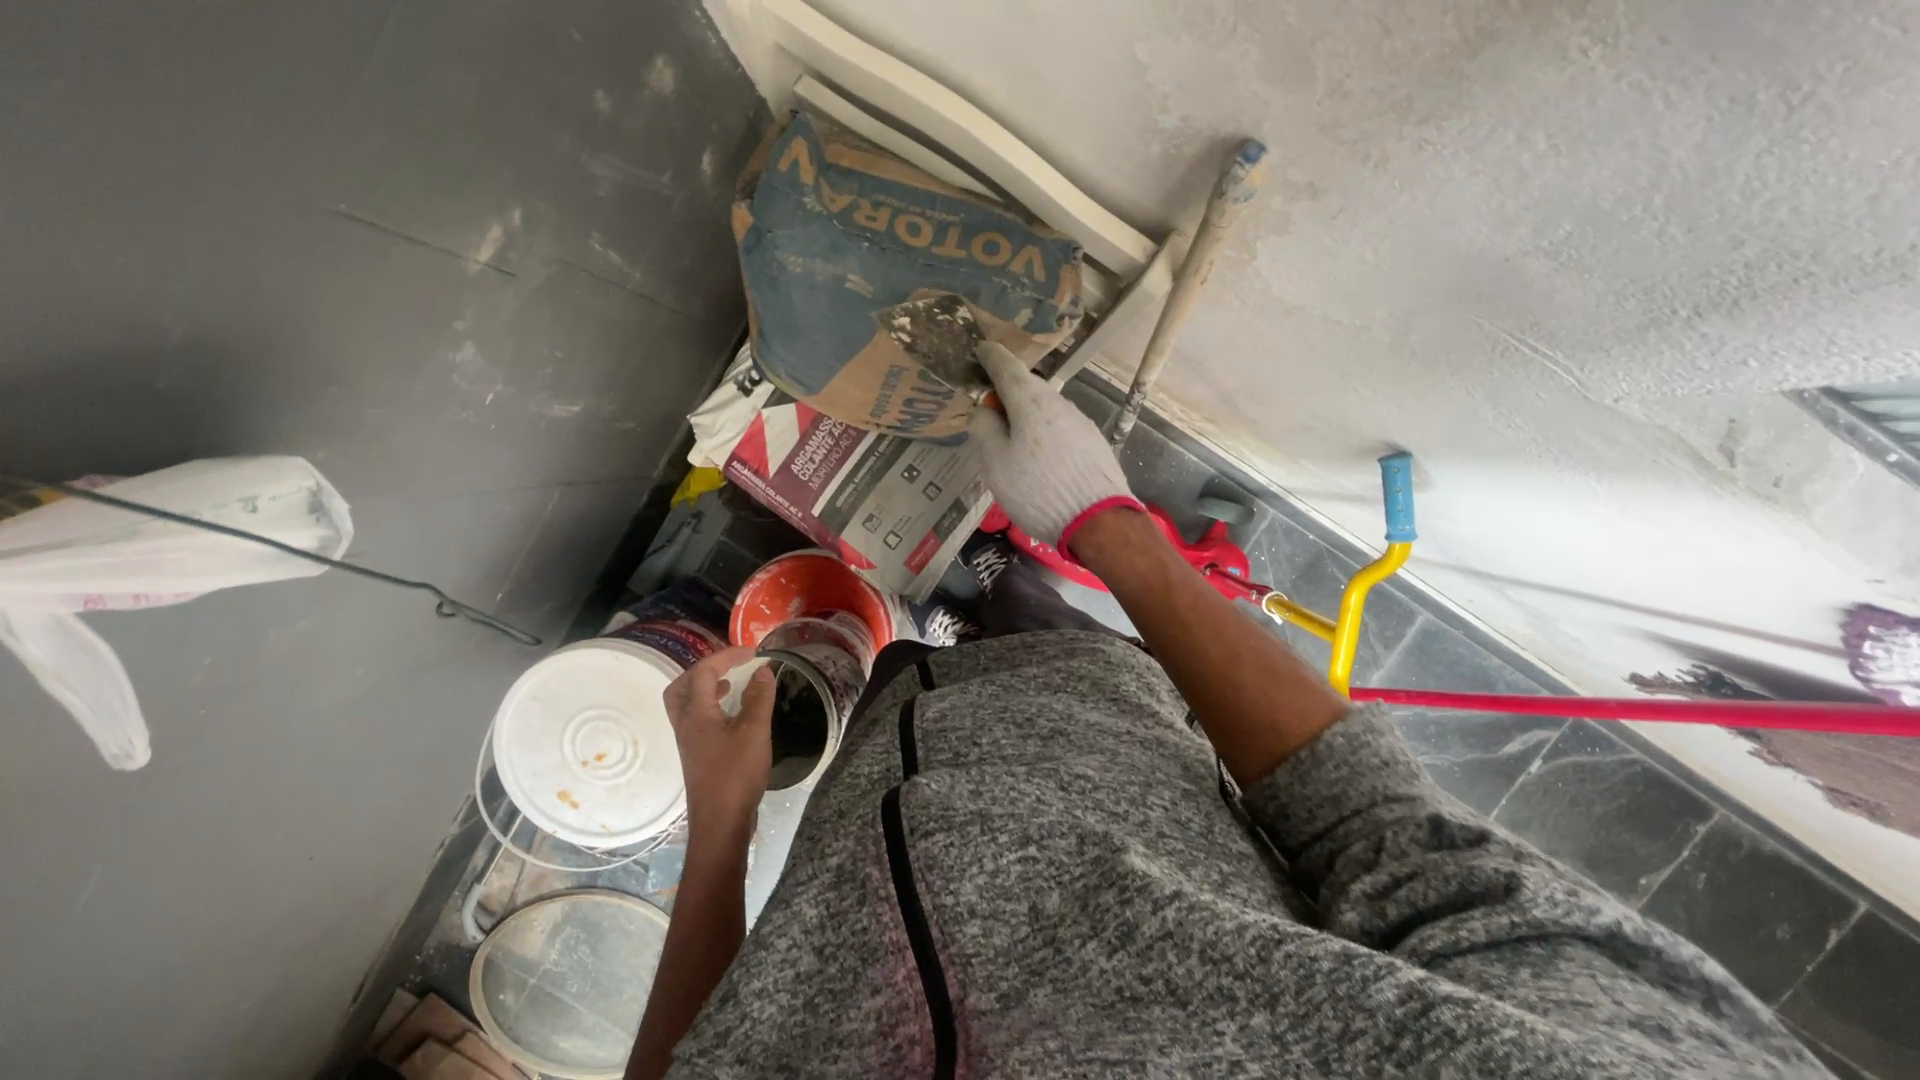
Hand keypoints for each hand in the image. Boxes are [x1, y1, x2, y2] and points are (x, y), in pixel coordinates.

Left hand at [662, 646, 776, 834]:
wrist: (720, 822)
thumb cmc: (735, 774)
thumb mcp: (754, 731)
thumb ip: (758, 698)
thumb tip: (761, 670)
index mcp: (695, 713)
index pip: (703, 672)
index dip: (726, 656)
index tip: (753, 652)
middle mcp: (686, 725)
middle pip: (682, 687)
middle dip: (704, 670)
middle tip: (730, 667)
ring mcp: (690, 742)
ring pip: (687, 705)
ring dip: (706, 689)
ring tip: (731, 684)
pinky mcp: (698, 756)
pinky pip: (697, 720)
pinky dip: (712, 708)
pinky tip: (733, 716)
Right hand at [968, 342, 1141, 550]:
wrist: (1099, 520)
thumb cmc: (1037, 489)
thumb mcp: (996, 463)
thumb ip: (984, 429)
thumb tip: (985, 410)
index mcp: (1031, 402)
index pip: (1006, 367)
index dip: (991, 357)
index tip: (981, 350)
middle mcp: (1059, 403)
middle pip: (1028, 388)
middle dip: (1008, 391)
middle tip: (990, 408)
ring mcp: (1080, 423)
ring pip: (1046, 409)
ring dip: (1027, 415)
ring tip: (1013, 439)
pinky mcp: (1093, 444)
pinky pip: (1060, 428)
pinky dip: (1044, 432)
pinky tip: (1040, 457)